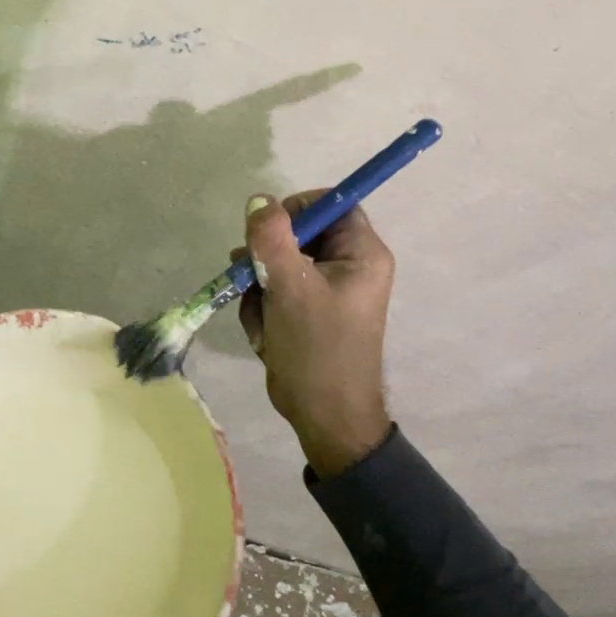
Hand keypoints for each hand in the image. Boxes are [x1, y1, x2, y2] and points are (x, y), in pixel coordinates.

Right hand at [237, 193, 394, 476]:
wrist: (324, 415)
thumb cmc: (317, 348)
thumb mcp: (289, 287)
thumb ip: (271, 238)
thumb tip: (259, 200)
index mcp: (362, 255)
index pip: (332, 204)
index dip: (297, 208)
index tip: (268, 230)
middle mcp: (349, 267)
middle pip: (299, 234)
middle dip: (268, 255)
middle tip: (253, 275)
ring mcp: (327, 291)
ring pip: (280, 263)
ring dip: (260, 284)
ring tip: (261, 314)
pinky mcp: (308, 312)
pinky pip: (276, 290)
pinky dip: (262, 306)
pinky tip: (264, 330)